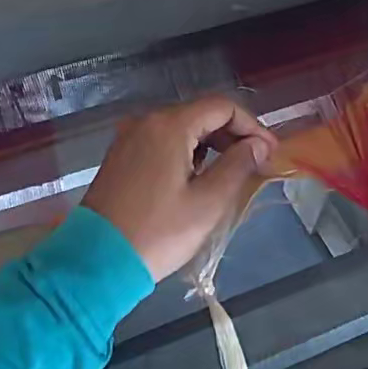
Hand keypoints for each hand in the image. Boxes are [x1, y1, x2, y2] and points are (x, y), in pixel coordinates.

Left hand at [82, 96, 278, 281]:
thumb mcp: (207, 202)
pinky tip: (197, 177)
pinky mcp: (121, 156)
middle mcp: (145, 122)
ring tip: (231, 173)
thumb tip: (258, 145)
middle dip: (232, 134)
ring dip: (210, 144)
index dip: (252, 126)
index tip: (269, 152)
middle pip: (200, 114)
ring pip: (180, 128)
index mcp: (168, 126)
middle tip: (256, 164)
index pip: (222, 107)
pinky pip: (161, 142)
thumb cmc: (158, 232)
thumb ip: (238, 166)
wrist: (97, 261)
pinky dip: (185, 152)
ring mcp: (129, 138)